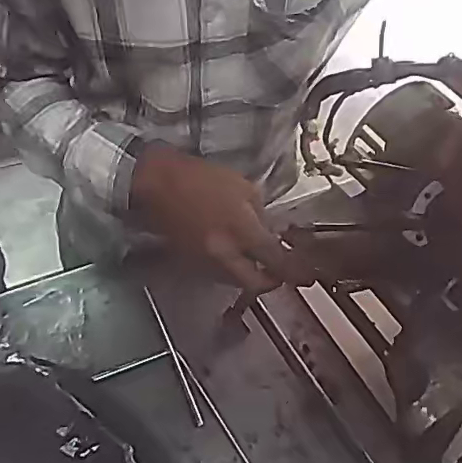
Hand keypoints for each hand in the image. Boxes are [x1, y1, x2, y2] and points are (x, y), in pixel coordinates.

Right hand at [130, 144, 311, 290]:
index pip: (275, 261)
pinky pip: (218, 275)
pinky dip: (231, 270)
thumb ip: (261, 215)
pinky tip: (234, 256)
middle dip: (271, 281)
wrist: (155, 182)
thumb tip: (271, 234)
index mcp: (242, 231)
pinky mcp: (190, 264)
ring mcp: (205, 263)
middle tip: (280, 272)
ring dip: (250, 276)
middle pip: (256, 284)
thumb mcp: (243, 188)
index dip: (294, 270)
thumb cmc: (201, 178)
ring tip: (257, 261)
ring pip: (236, 282)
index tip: (306, 276)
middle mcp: (225, 254)